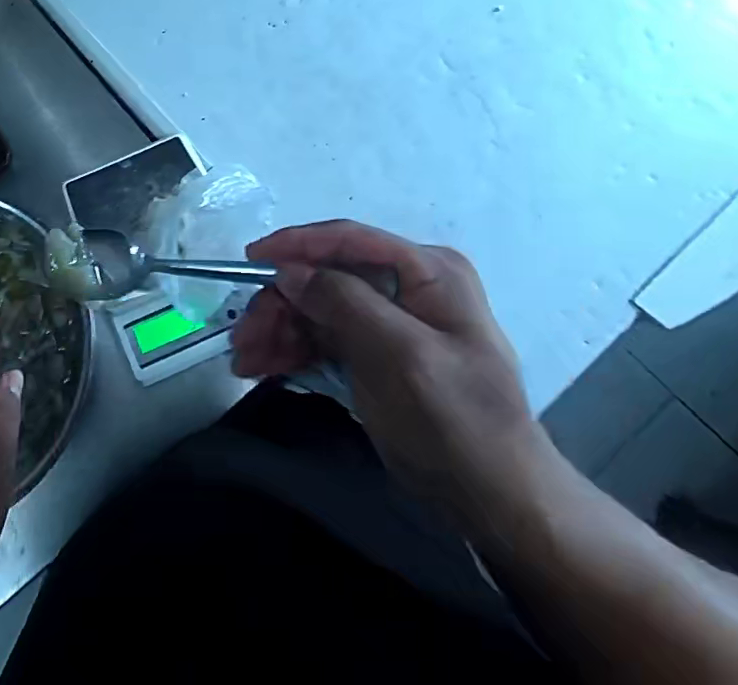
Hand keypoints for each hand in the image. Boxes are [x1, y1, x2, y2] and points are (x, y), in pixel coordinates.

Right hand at [231, 220, 558, 537]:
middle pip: (324, 278)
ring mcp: (388, 321)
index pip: (349, 240)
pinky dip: (291, 350)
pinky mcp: (373, 353)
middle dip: (280, 304)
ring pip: (315, 309)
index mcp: (426, 272)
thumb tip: (289, 271)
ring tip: (245, 362)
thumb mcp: (402, 356)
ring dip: (278, 330)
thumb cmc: (457, 421)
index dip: (295, 245)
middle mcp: (406, 286)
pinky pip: (321, 339)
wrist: (494, 498)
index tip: (249, 259)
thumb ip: (345, 303)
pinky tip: (263, 367)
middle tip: (243, 338)